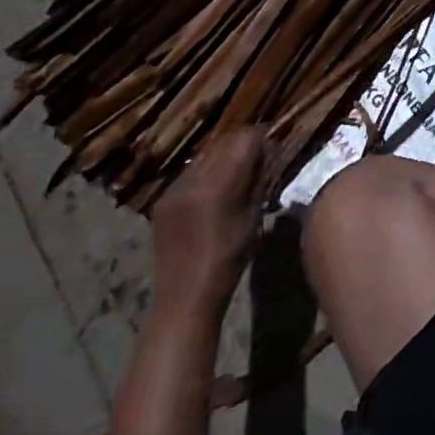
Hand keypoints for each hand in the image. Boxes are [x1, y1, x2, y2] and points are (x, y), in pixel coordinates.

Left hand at [150, 127, 266, 309]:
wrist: (186, 296)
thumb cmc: (230, 259)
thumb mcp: (253, 217)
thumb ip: (258, 180)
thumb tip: (266, 152)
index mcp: (218, 186)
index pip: (243, 140)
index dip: (260, 138)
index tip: (272, 146)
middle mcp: (192, 181)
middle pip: (223, 143)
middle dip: (242, 145)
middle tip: (259, 157)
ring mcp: (173, 189)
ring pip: (205, 156)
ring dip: (223, 157)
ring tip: (236, 174)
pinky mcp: (162, 200)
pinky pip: (190, 173)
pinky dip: (206, 173)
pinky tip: (214, 191)